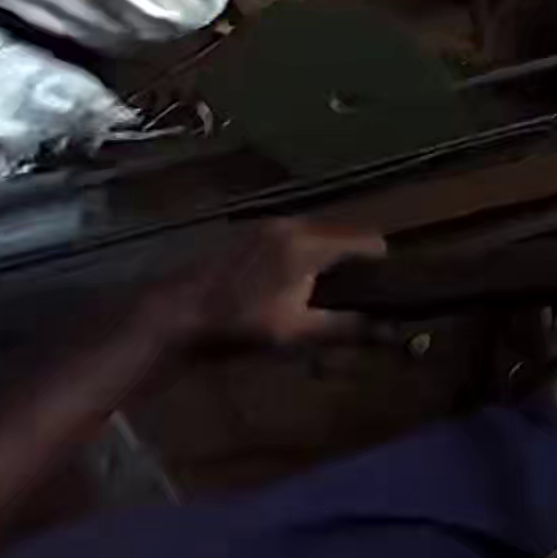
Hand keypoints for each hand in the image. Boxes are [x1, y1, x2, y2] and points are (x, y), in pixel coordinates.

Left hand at [141, 220, 386, 347]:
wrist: (163, 321)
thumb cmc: (237, 326)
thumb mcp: (296, 331)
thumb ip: (348, 326)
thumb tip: (393, 331)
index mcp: (311, 243)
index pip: (370, 240)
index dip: (382, 262)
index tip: (383, 284)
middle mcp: (294, 225)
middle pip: (346, 233)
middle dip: (355, 258)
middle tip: (353, 289)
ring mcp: (267, 226)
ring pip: (319, 233)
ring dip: (328, 253)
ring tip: (320, 285)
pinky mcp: (248, 234)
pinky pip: (293, 235)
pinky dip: (302, 252)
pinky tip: (287, 280)